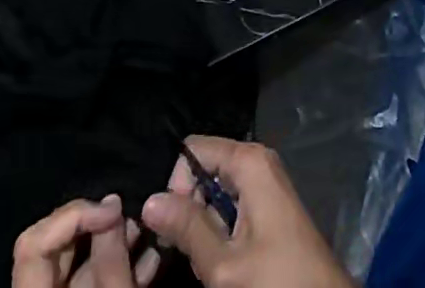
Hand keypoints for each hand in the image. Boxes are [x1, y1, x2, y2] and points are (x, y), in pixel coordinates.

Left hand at [12, 194, 161, 287]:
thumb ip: (110, 260)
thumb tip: (113, 204)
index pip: (34, 243)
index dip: (73, 216)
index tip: (113, 208)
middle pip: (58, 244)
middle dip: (99, 222)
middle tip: (138, 213)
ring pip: (79, 259)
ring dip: (116, 239)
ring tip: (150, 228)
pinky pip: (92, 277)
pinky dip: (120, 262)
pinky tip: (151, 255)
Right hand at [141, 137, 355, 287]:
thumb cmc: (276, 280)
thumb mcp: (224, 264)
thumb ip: (187, 228)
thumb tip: (149, 200)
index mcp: (250, 162)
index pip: (193, 150)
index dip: (177, 185)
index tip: (176, 227)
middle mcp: (258, 162)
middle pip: (204, 168)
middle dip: (187, 205)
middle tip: (184, 249)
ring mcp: (265, 183)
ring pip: (215, 190)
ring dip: (201, 223)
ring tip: (203, 259)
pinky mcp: (269, 204)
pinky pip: (231, 203)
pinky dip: (218, 228)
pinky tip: (221, 259)